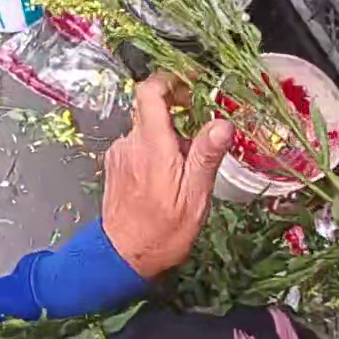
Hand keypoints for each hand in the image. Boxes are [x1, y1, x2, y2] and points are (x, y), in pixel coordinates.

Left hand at [100, 74, 234, 278]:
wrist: (122, 257)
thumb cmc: (163, 231)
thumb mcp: (195, 196)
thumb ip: (206, 156)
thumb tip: (223, 124)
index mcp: (152, 146)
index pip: (150, 92)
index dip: (171, 80)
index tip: (193, 86)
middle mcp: (131, 143)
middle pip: (151, 108)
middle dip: (178, 112)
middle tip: (201, 131)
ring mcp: (120, 153)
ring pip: (147, 127)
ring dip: (168, 134)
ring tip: (186, 164)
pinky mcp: (116, 164)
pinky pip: (138, 143)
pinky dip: (155, 148)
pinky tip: (167, 174)